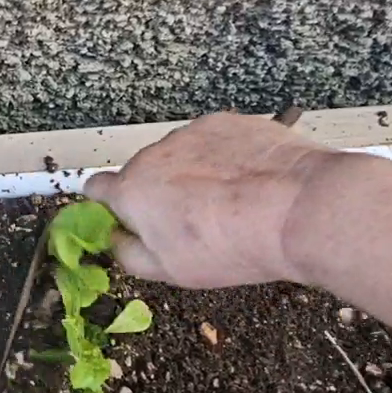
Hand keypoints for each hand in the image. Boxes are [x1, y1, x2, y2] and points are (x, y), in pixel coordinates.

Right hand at [82, 112, 344, 287]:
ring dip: (192, 173)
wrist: (297, 209)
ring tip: (232, 201)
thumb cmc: (232, 246)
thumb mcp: (171, 271)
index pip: (94, 187)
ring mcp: (188, 134)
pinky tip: (251, 180)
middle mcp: (151, 155)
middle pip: (143, 172)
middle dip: (160, 192)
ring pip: (179, 155)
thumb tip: (115, 239)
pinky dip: (224, 156)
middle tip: (194, 220)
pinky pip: (213, 140)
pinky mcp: (224, 122)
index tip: (125, 217)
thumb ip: (129, 254)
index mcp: (130, 191)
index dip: (106, 203)